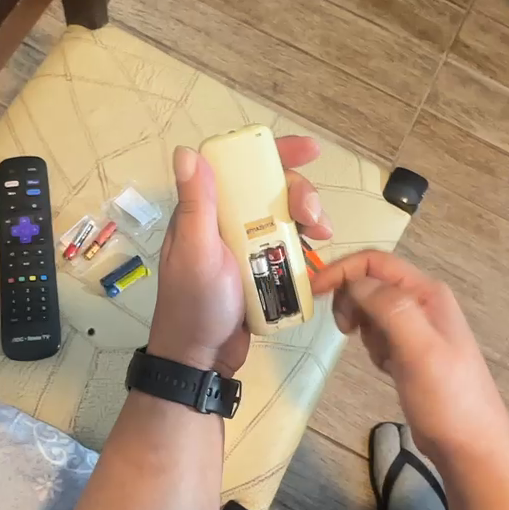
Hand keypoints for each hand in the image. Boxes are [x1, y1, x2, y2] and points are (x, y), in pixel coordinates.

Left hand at [147, 136, 330, 375]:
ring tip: (321, 232)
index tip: (309, 150)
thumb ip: (196, 204)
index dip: (273, 154)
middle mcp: (223, 223)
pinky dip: (303, 242)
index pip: (238, 168)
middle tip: (313, 214)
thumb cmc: (195, 304)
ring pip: (281, 215)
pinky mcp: (257, 269)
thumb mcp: (196, 251)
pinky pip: (286, 245)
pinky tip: (316, 250)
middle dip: (298, 192)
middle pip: (268, 189)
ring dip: (306, 216)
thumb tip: (187, 152)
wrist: (201, 358)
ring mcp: (242, 246)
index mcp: (203, 212)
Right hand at [309, 250, 508, 460]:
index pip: (374, 263)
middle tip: (345, 331)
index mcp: (427, 293)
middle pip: (369, 282)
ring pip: (370, 309)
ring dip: (363, 328)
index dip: (341, 271)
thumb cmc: (447, 399)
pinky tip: (386, 367)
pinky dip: (372, 346)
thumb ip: (389, 308)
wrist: (468, 446)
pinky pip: (377, 334)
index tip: (312, 292)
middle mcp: (422, 302)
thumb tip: (355, 283)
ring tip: (381, 357)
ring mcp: (416, 326)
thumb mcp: (419, 350)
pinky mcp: (409, 349)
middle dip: (350, 301)